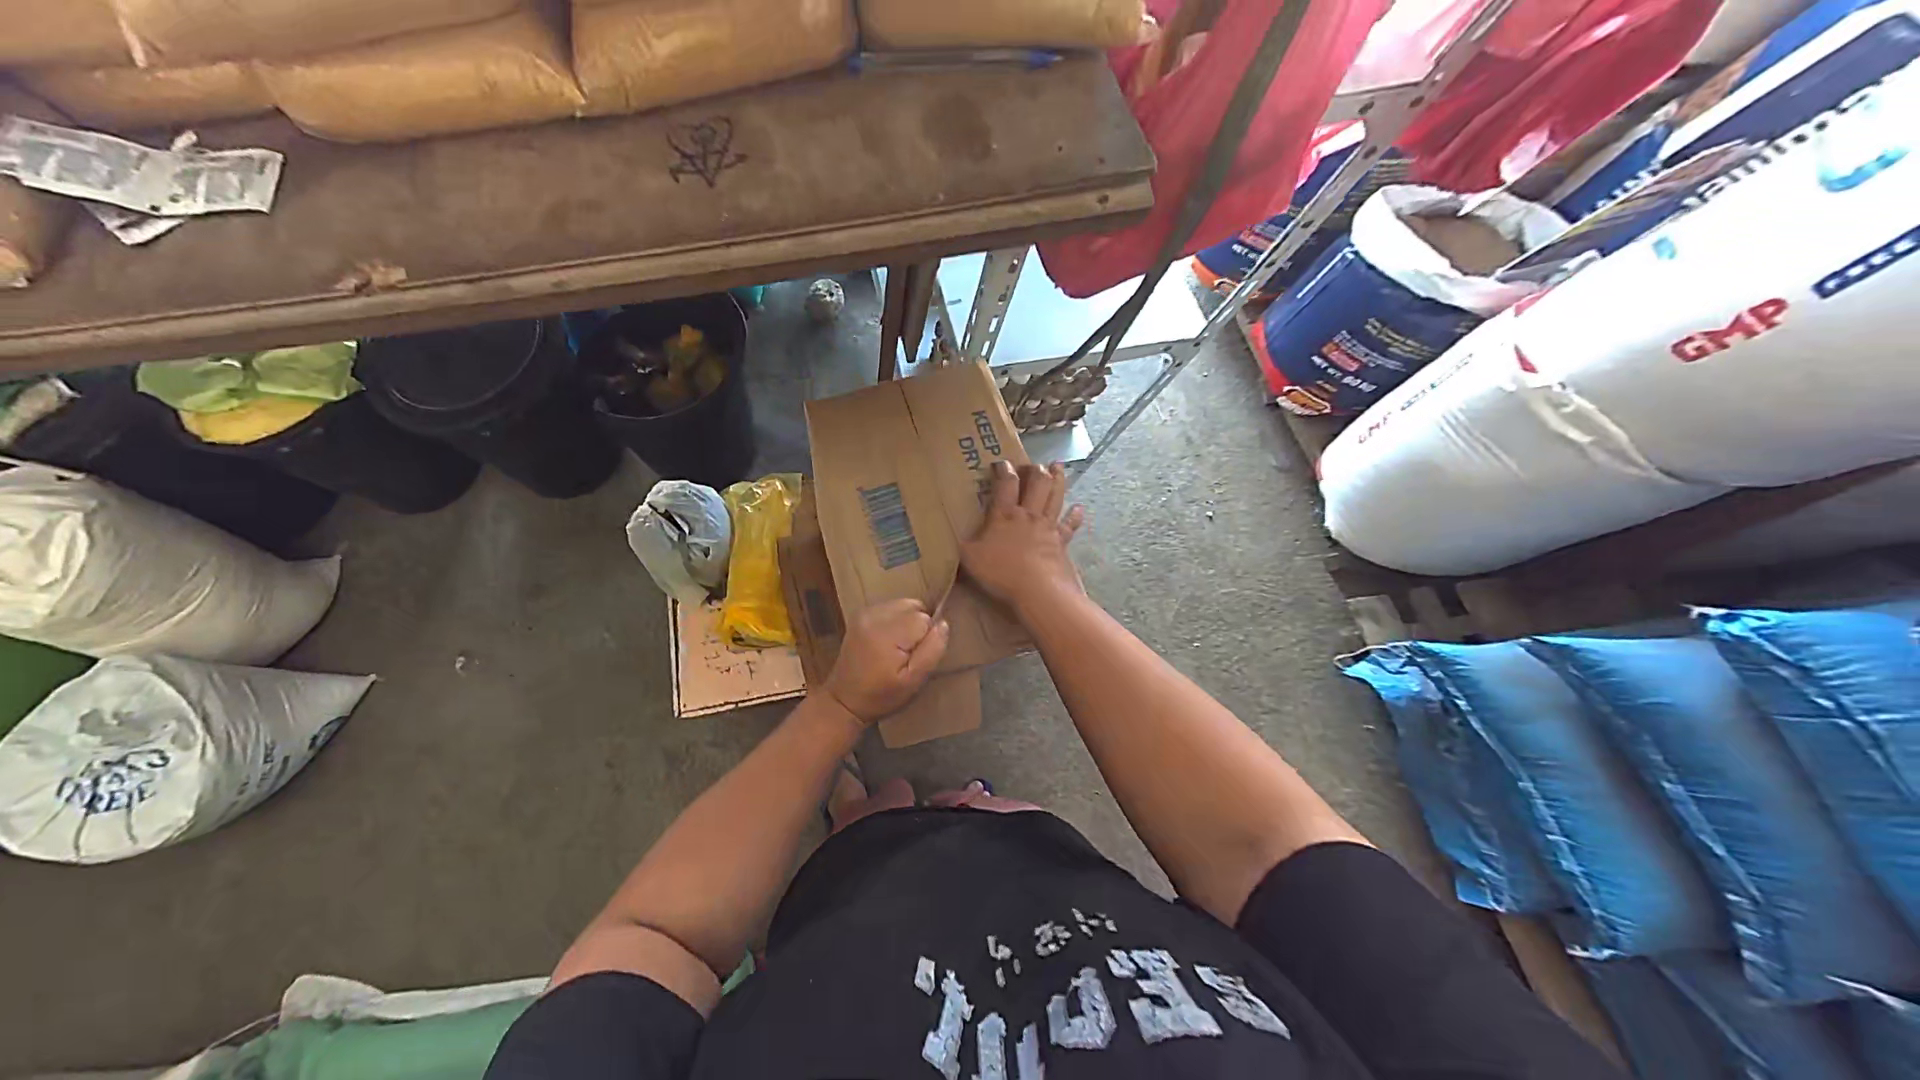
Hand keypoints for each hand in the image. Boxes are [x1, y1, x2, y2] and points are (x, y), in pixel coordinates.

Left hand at [823, 598, 950, 722]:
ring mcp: (865, 613)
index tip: (915, 658)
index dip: (926, 638)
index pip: (924, 619)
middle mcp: (874, 616)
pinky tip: (889, 640)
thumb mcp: (914, 681)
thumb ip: (932, 650)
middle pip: (915, 606)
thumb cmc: (881, 696)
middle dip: (918, 627)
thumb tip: (943, 624)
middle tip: (908, 653)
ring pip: (904, 604)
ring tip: (898, 647)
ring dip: (908, 622)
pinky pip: (891, 607)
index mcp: (886, 633)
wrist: (844, 700)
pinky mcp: (860, 614)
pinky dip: (896, 620)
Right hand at [961, 462, 1086, 613]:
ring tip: (1058, 467)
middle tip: (1032, 465)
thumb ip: (963, 544)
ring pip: (1056, 496)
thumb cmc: (1000, 572)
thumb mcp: (969, 558)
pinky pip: (1070, 525)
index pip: (1006, 484)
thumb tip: (956, 536)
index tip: (1001, 463)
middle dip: (1035, 470)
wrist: (1037, 590)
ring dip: (1058, 479)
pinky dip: (1075, 516)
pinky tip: (1079, 509)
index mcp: (1004, 515)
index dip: (1004, 470)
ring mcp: (1048, 527)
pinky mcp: (1062, 542)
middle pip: (1037, 483)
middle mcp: (1029, 515)